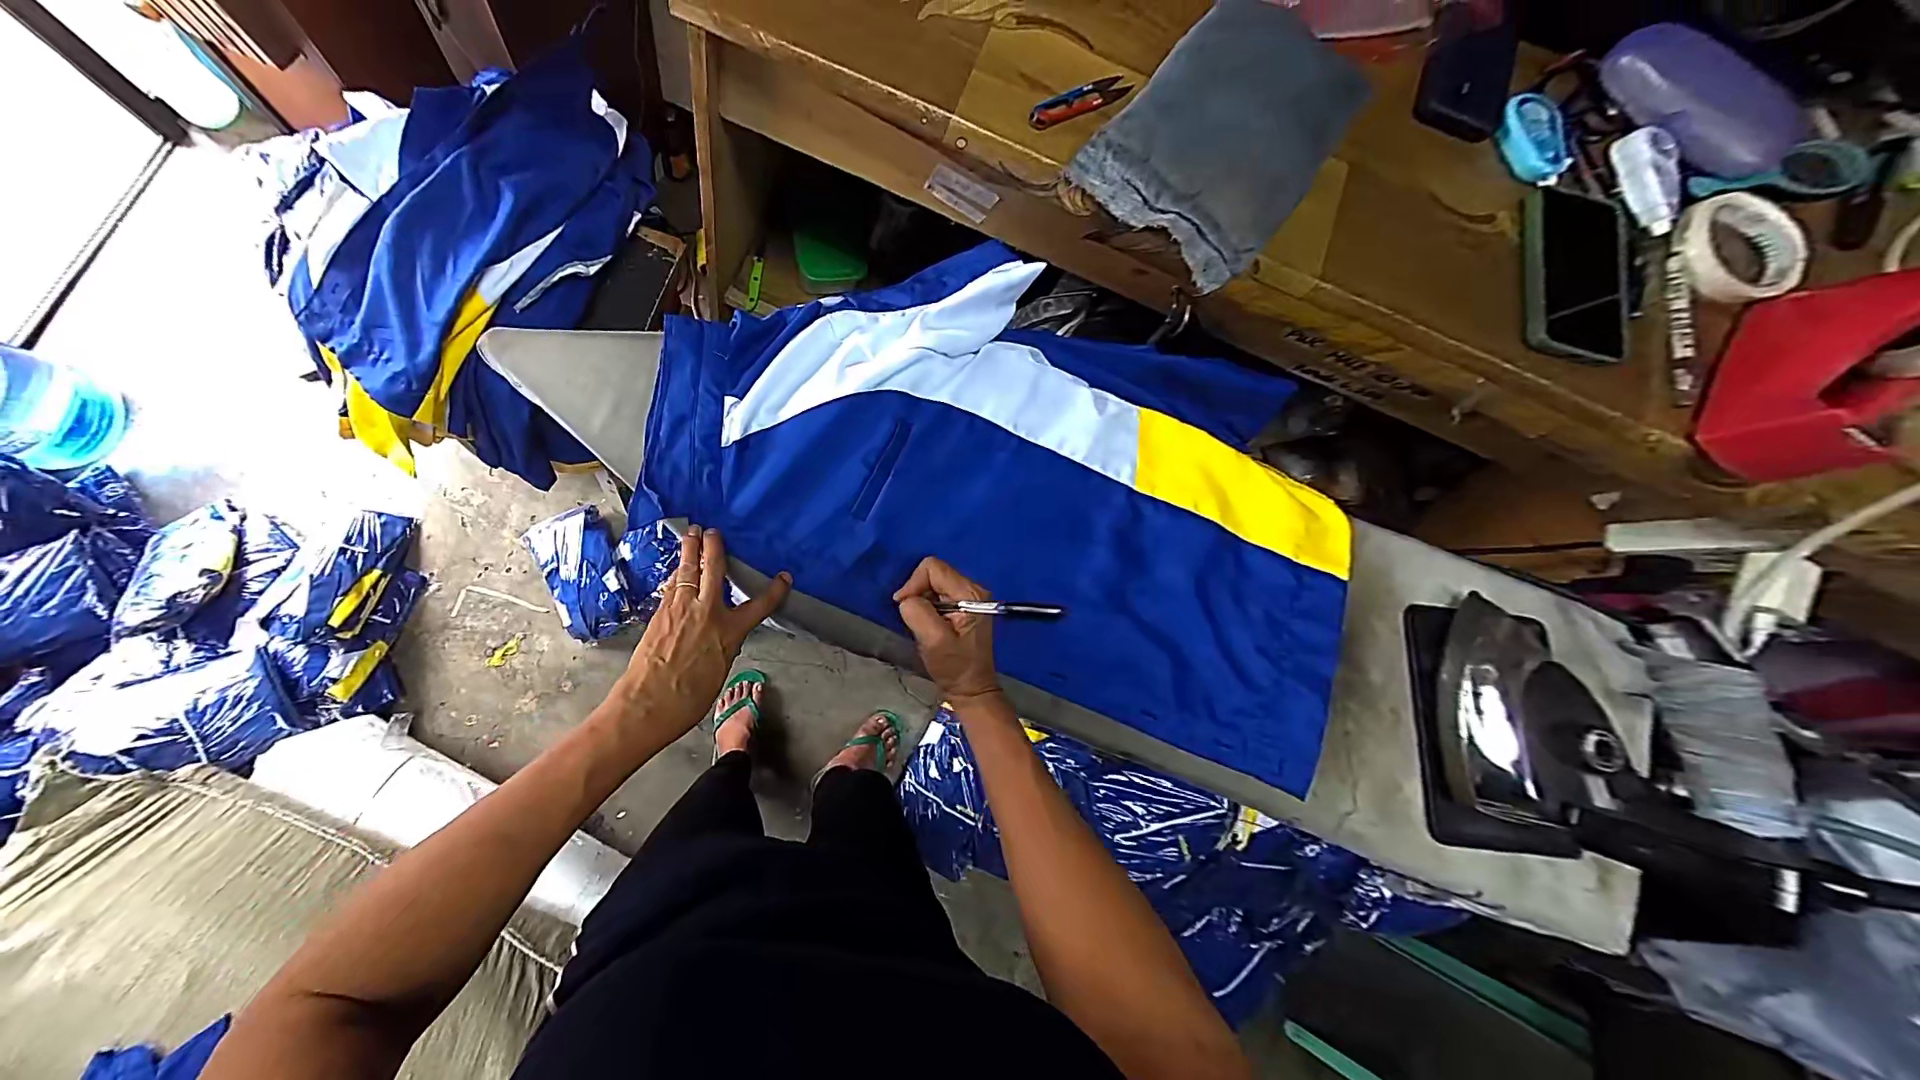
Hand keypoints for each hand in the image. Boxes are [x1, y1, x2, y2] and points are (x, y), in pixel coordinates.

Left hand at [614, 525, 789, 745]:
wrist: (648, 703)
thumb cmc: (688, 698)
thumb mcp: (720, 669)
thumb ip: (723, 645)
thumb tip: (720, 636)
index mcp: (730, 631)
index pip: (760, 605)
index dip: (775, 590)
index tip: (784, 577)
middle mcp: (707, 613)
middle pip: (714, 569)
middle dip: (714, 546)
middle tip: (712, 531)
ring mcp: (680, 609)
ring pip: (687, 571)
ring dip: (689, 550)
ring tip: (690, 535)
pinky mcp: (660, 614)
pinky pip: (672, 586)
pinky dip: (676, 573)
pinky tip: (676, 570)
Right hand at [893, 556, 1000, 703]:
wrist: (972, 688)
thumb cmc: (955, 667)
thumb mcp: (933, 641)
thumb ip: (918, 612)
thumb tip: (907, 599)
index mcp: (970, 593)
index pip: (933, 568)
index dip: (913, 583)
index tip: (906, 607)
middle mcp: (973, 589)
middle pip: (934, 573)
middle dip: (917, 592)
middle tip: (914, 619)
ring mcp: (970, 597)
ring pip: (934, 583)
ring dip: (922, 601)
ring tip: (923, 625)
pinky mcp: (964, 606)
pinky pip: (938, 594)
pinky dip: (928, 606)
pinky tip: (929, 625)